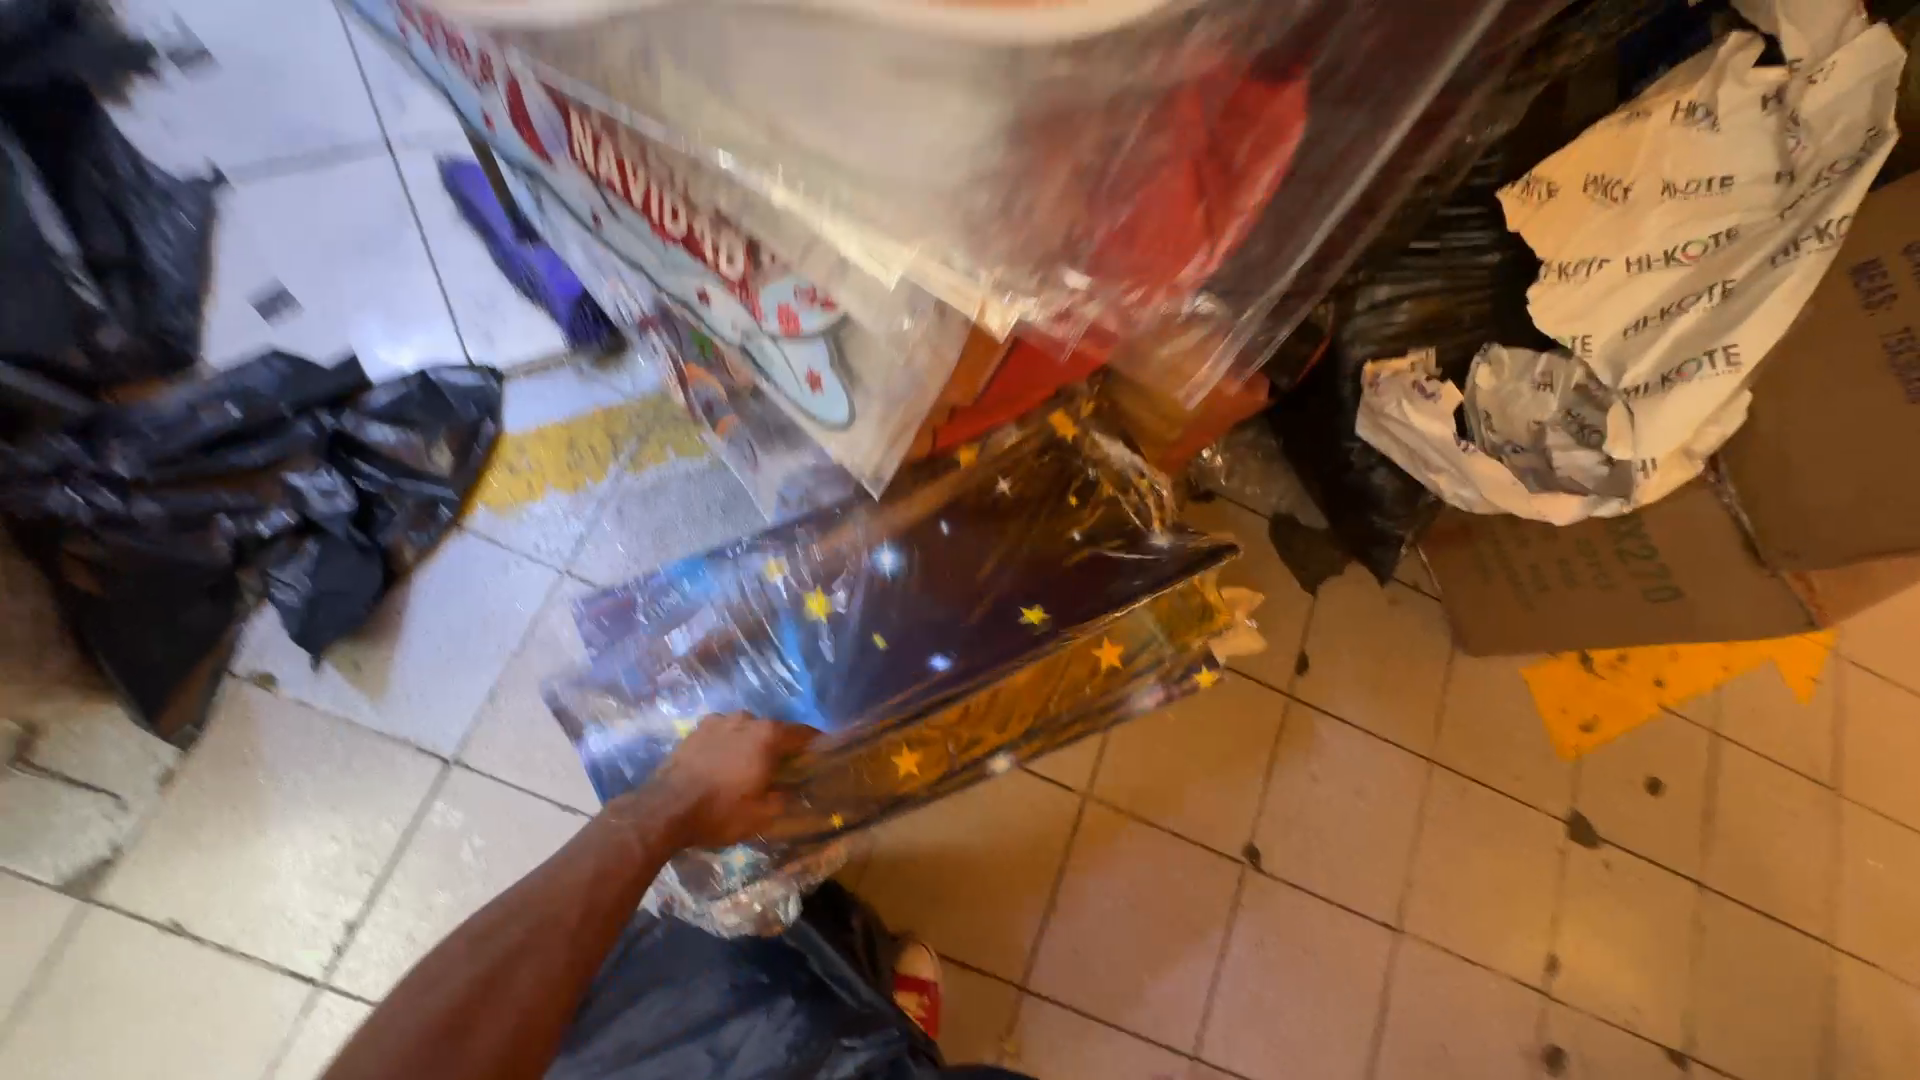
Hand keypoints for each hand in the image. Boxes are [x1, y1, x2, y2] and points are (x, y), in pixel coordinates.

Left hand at [629, 712, 815, 849]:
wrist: (664, 809)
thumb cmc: (720, 812)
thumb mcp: (762, 815)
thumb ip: (785, 798)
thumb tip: (794, 789)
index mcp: (768, 736)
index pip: (803, 734)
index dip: (816, 743)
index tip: (822, 753)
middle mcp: (746, 720)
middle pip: (774, 730)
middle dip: (781, 746)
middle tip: (782, 767)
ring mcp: (718, 721)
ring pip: (746, 728)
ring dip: (752, 742)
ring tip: (749, 764)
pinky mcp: (696, 730)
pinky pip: (723, 733)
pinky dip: (729, 743)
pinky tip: (723, 761)